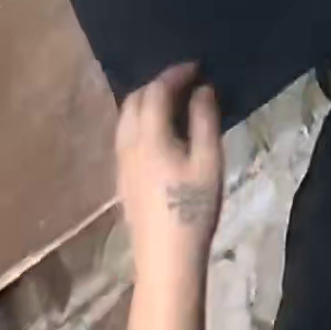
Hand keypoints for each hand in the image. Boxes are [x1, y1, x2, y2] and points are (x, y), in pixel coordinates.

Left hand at [116, 62, 222, 288]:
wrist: (166, 262)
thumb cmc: (192, 209)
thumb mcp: (209, 162)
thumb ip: (205, 120)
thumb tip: (202, 88)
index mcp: (149, 135)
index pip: (156, 90)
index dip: (175, 73)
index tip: (197, 67)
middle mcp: (129, 143)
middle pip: (136, 98)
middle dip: (159, 83)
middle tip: (185, 82)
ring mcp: (121, 161)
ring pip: (126, 116)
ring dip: (147, 100)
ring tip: (173, 101)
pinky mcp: (122, 178)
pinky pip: (125, 133)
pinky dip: (140, 118)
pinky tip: (159, 130)